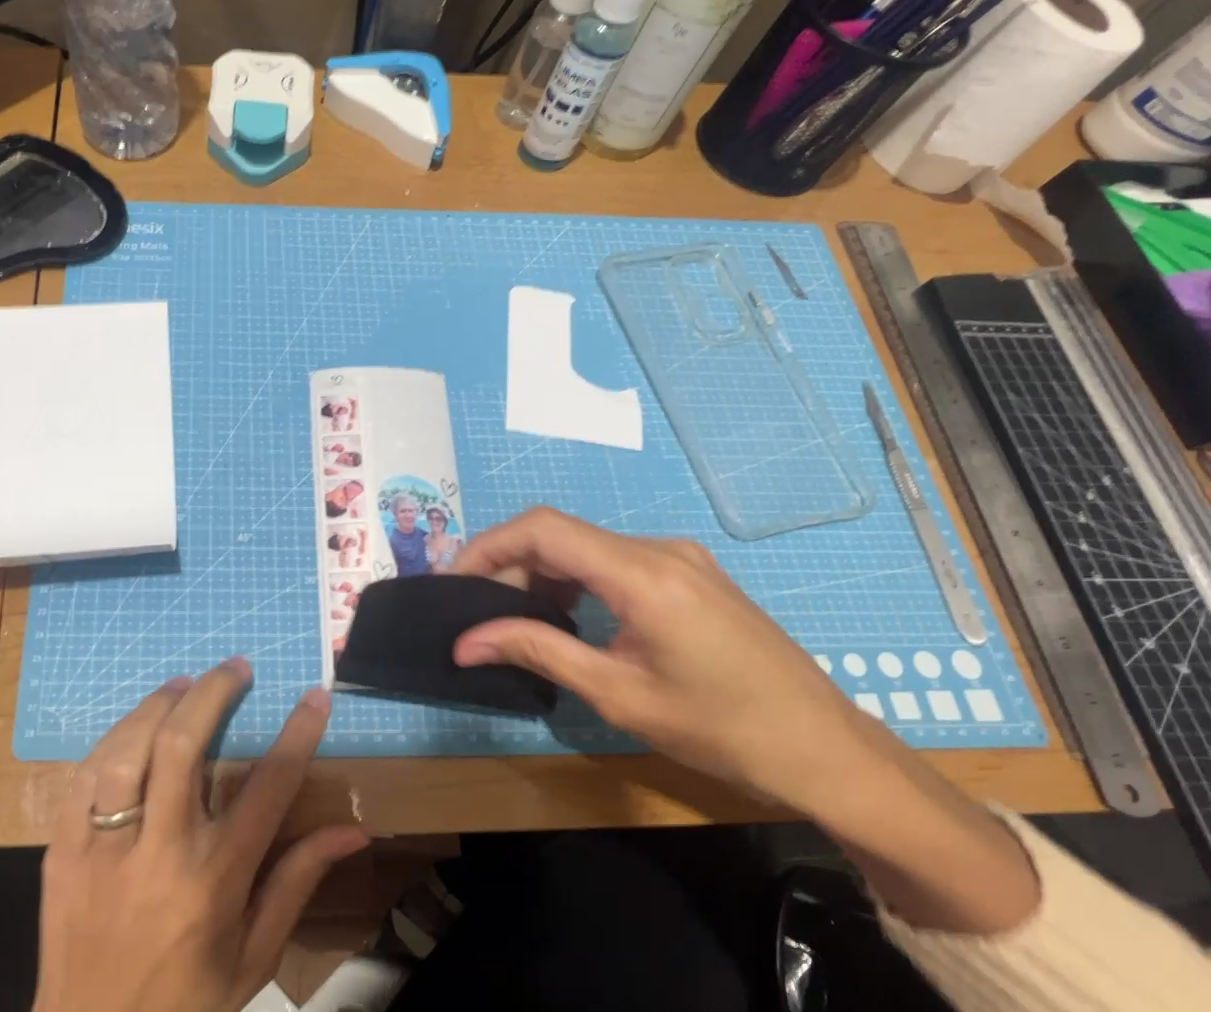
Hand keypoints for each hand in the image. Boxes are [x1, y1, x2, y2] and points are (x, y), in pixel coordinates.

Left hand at [34, 659, 368, 1011]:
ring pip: (128, 751)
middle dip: (213, 693)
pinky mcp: (61, 851)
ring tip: (183, 684)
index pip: (267, 787)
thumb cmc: (187, 1002)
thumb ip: (298, 883)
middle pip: (183, 746)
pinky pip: (83, 778)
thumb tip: (352, 829)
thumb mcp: (255, 955)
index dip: (297, 734)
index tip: (313, 696)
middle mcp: (159, 853)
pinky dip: (111, 743)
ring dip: (158, 706)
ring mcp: (102, 849)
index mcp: (215, 880)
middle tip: (235, 667)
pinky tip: (132, 730)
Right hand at [450, 508, 879, 813]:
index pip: (544, 529)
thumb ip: (539, 652)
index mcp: (645, 574)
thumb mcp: (619, 695)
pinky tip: (566, 619)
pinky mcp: (691, 576)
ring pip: (586, 546)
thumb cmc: (722, 730)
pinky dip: (576, 581)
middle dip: (510, 566)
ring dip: (542, 574)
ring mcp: (681, 559)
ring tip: (514, 621)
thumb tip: (466, 641)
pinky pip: (616, 562)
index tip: (453, 585)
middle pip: (562, 534)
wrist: (825, 749)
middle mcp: (661, 550)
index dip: (488, 547)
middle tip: (481, 618)